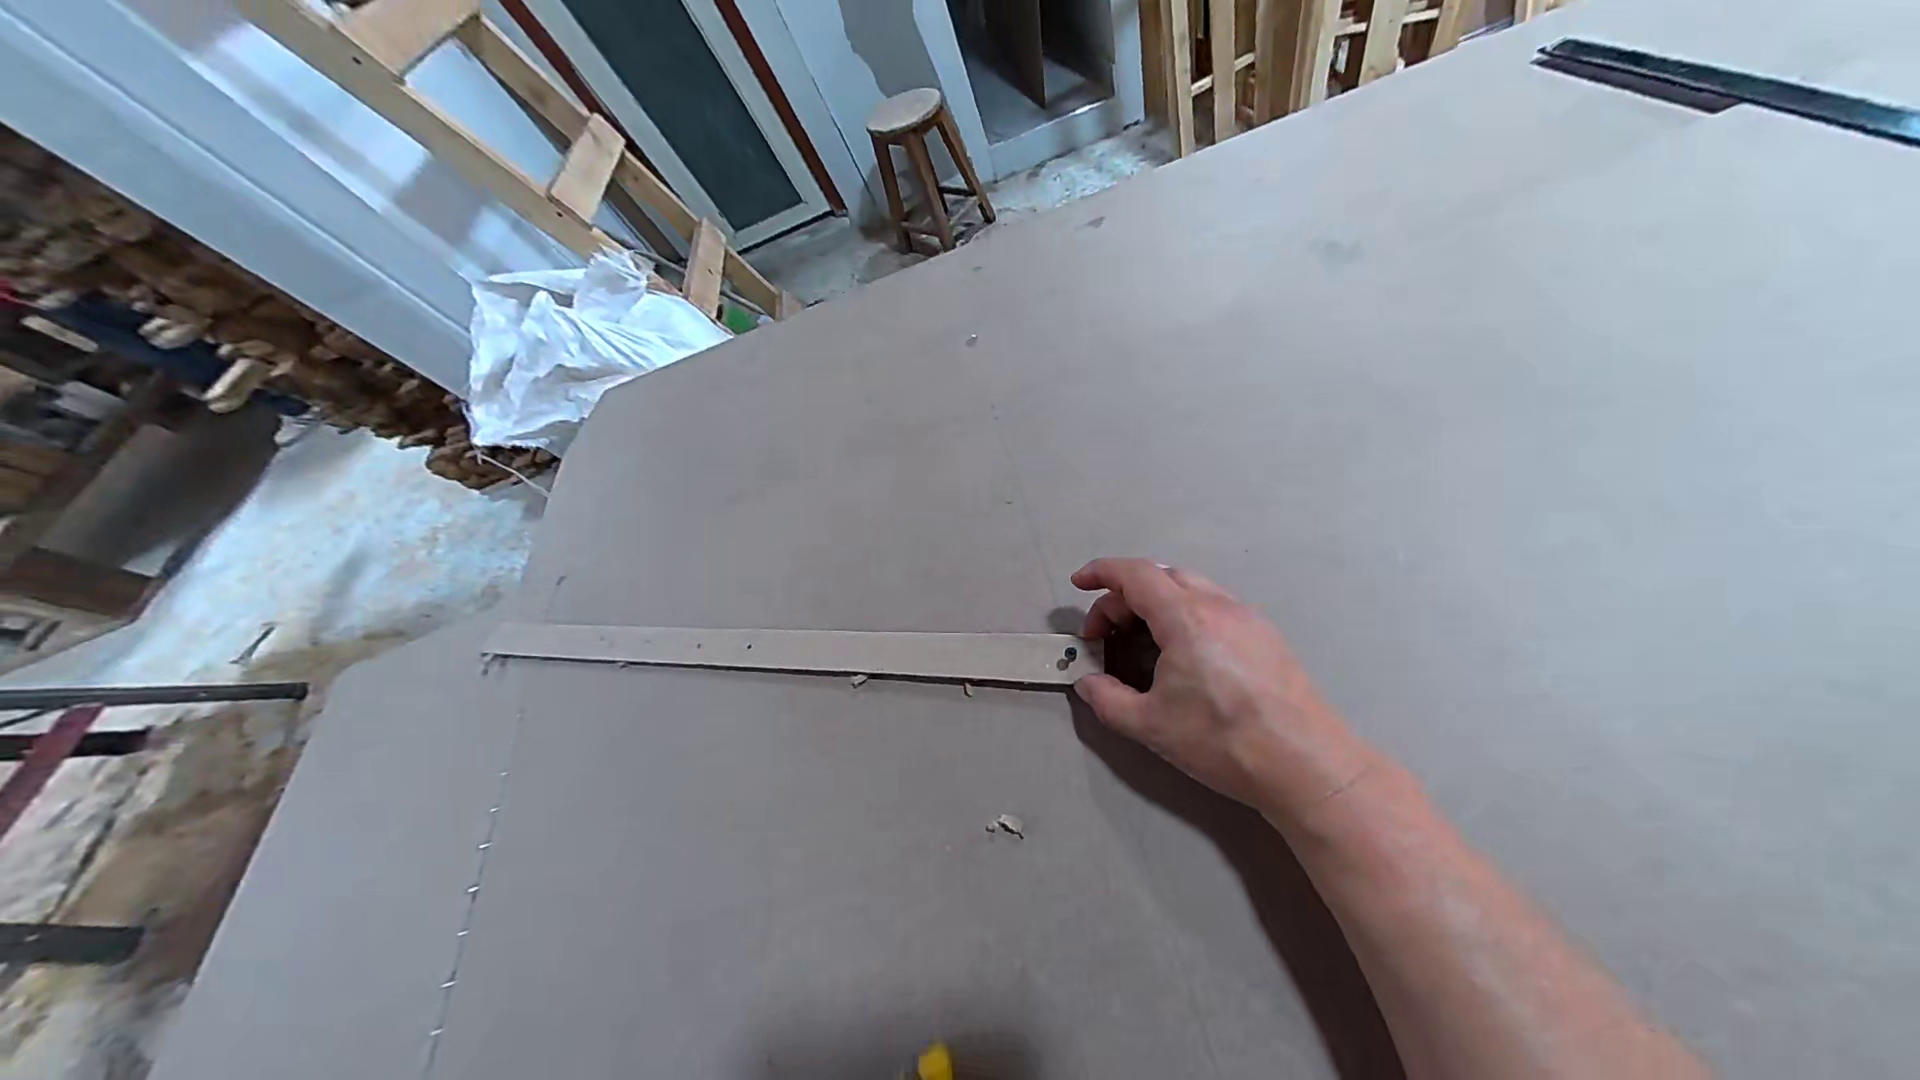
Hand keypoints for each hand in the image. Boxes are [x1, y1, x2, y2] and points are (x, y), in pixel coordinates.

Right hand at [1071, 558, 1376, 825]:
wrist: (1307, 765)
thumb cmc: (1224, 741)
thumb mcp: (1150, 726)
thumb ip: (1107, 699)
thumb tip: (1088, 683)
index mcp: (1187, 618)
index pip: (1135, 574)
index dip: (1101, 572)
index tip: (1078, 583)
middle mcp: (1219, 605)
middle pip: (1161, 576)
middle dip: (1123, 595)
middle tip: (1105, 632)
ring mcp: (1248, 617)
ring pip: (1191, 587)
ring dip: (1155, 602)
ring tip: (1140, 640)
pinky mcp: (1266, 635)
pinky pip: (1214, 605)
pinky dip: (1183, 613)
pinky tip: (1182, 652)